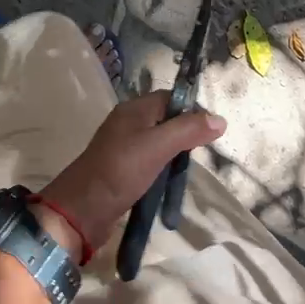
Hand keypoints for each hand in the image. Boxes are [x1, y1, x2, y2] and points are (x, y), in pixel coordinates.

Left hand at [35, 90, 225, 254]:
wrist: (84, 206)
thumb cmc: (122, 169)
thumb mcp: (158, 146)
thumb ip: (187, 131)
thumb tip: (219, 118)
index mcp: (134, 109)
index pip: (168, 97)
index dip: (190, 109)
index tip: (212, 130)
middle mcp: (128, 122)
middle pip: (164, 119)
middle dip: (184, 133)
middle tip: (203, 153)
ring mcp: (123, 145)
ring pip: (157, 141)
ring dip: (173, 154)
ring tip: (188, 170)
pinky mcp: (122, 167)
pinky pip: (149, 160)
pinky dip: (161, 168)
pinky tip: (169, 181)